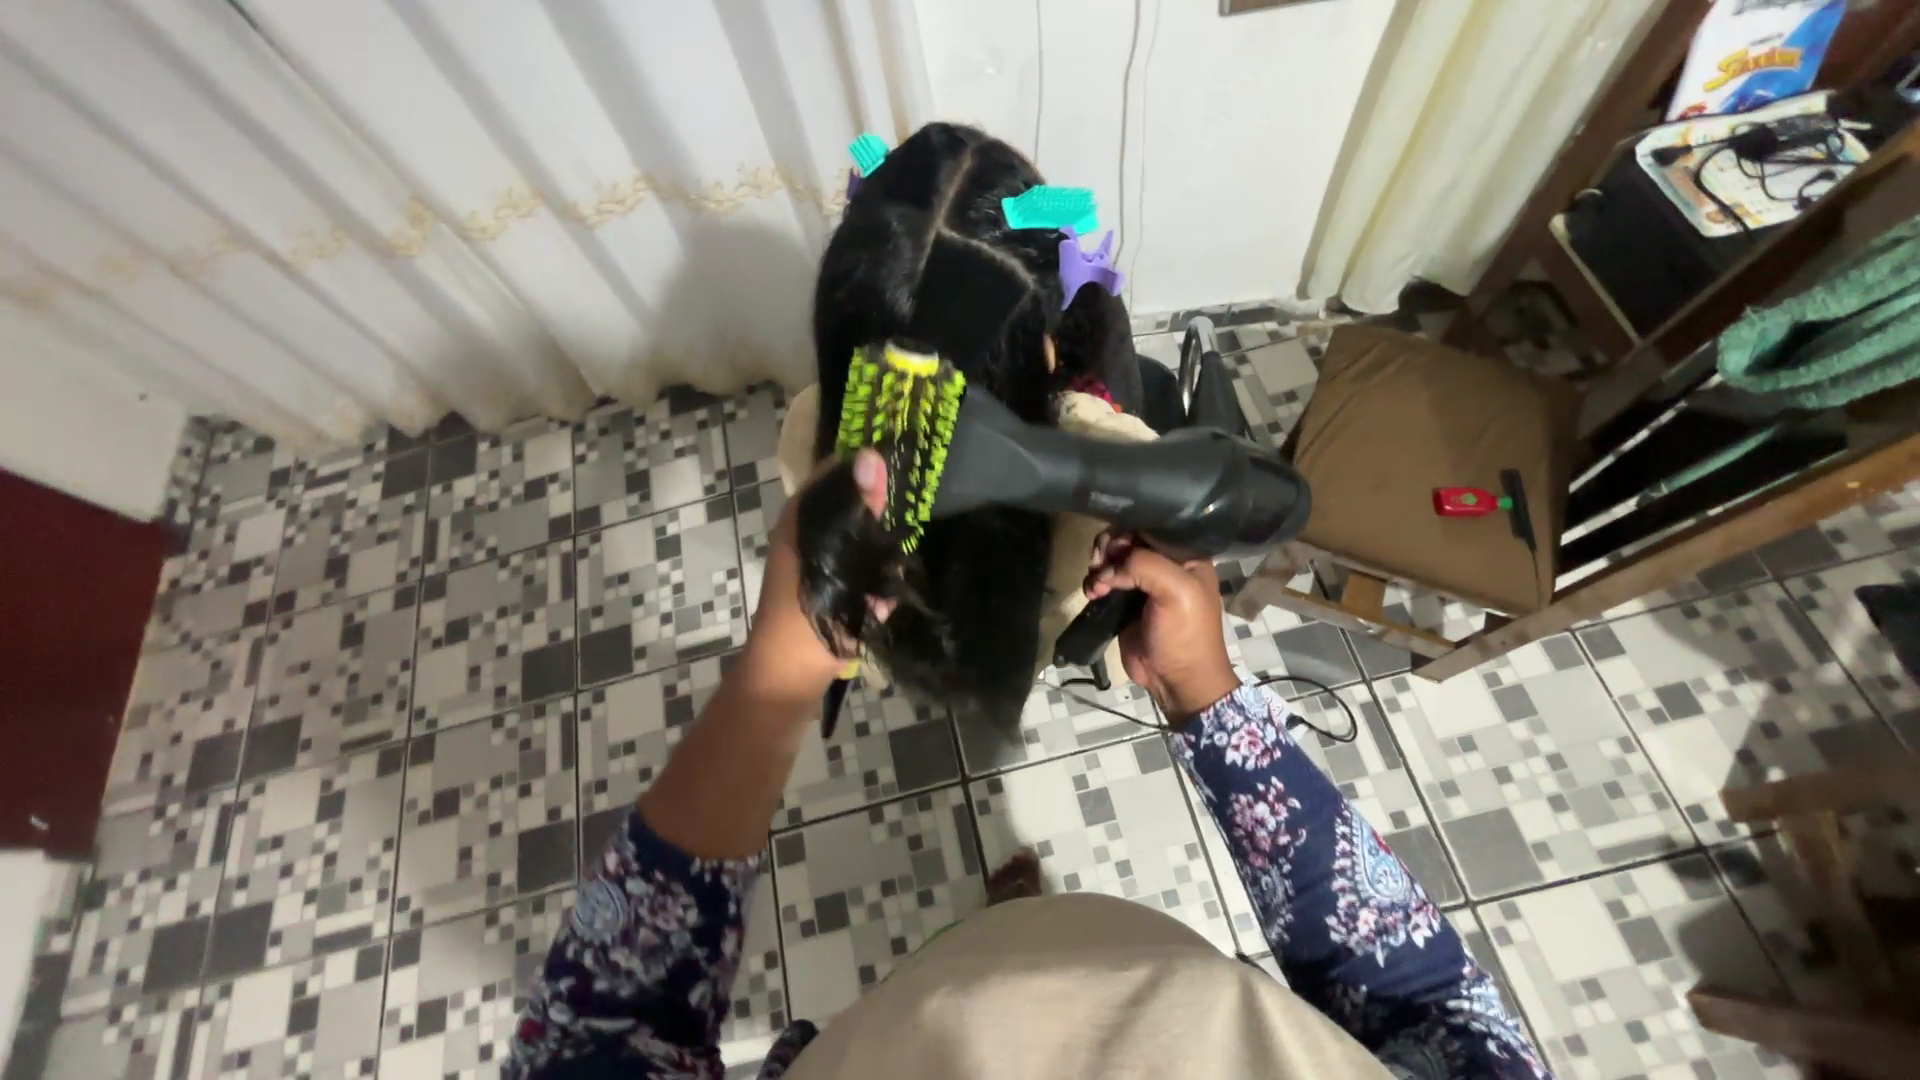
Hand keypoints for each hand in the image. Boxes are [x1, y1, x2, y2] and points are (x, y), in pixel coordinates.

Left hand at [739, 449, 892, 700]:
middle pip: (850, 506)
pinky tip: (881, 603)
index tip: (902, 461)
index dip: (863, 464)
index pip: (833, 473)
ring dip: (879, 554)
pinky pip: (863, 573)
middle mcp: (808, 537)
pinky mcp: (833, 592)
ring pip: (861, 541)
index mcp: (799, 522)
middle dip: (878, 515)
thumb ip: (857, 511)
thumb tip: (870, 455)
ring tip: (891, 571)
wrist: (788, 681)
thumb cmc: (805, 619)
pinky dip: (874, 584)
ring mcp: (821, 567)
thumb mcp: (836, 560)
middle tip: (903, 522)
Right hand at [1084, 534, 1238, 725]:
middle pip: (1127, 539)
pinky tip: (1092, 594)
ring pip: (1112, 558)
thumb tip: (1108, 569)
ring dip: (1098, 566)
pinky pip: (1103, 580)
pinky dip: (1093, 582)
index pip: (1151, 526)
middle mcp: (1165, 564)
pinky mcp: (1124, 601)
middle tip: (1100, 564)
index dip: (1128, 531)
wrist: (1177, 680)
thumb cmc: (1186, 634)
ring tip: (1096, 585)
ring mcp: (1143, 583)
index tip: (1114, 547)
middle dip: (1109, 548)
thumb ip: (1144, 564)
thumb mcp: (1176, 591)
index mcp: (1186, 556)